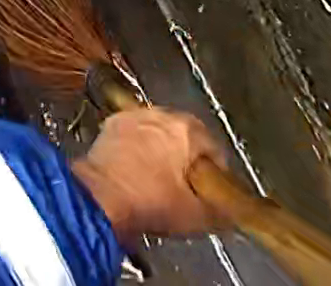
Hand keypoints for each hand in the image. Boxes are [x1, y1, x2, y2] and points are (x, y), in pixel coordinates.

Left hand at [71, 107, 227, 236]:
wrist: (102, 194)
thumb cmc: (150, 200)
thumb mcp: (198, 216)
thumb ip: (221, 212)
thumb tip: (228, 214)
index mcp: (183, 130)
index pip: (212, 143)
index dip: (218, 167)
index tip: (216, 185)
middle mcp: (156, 115)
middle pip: (182, 130)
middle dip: (189, 152)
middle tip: (193, 178)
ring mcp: (129, 116)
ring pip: (156, 128)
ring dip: (163, 145)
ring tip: (166, 173)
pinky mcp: (109, 124)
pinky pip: (133, 131)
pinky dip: (139, 144)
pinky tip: (140, 165)